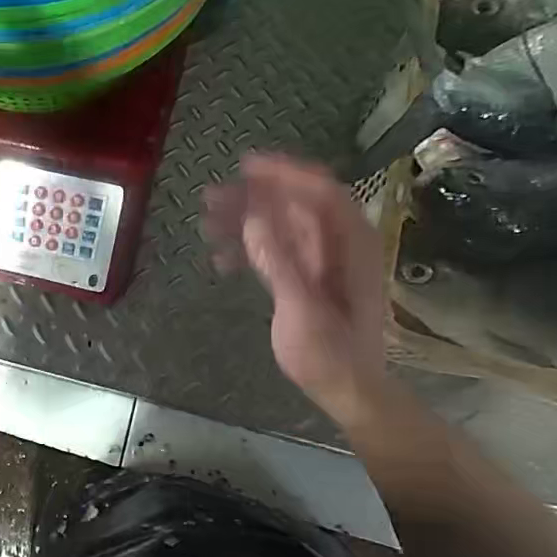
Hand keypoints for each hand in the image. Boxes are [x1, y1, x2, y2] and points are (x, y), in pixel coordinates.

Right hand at [205, 154, 387, 424]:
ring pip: (280, 227)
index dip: (284, 174)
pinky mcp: (306, 279)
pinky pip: (276, 251)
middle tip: (210, 197)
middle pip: (294, 205)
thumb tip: (253, 217)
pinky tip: (221, 259)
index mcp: (350, 244)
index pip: (320, 191)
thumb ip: (279, 261)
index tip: (245, 166)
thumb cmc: (331, 354)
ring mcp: (322, 262)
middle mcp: (338, 245)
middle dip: (253, 198)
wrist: (347, 391)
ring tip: (206, 223)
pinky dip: (250, 250)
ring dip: (244, 222)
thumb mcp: (302, 308)